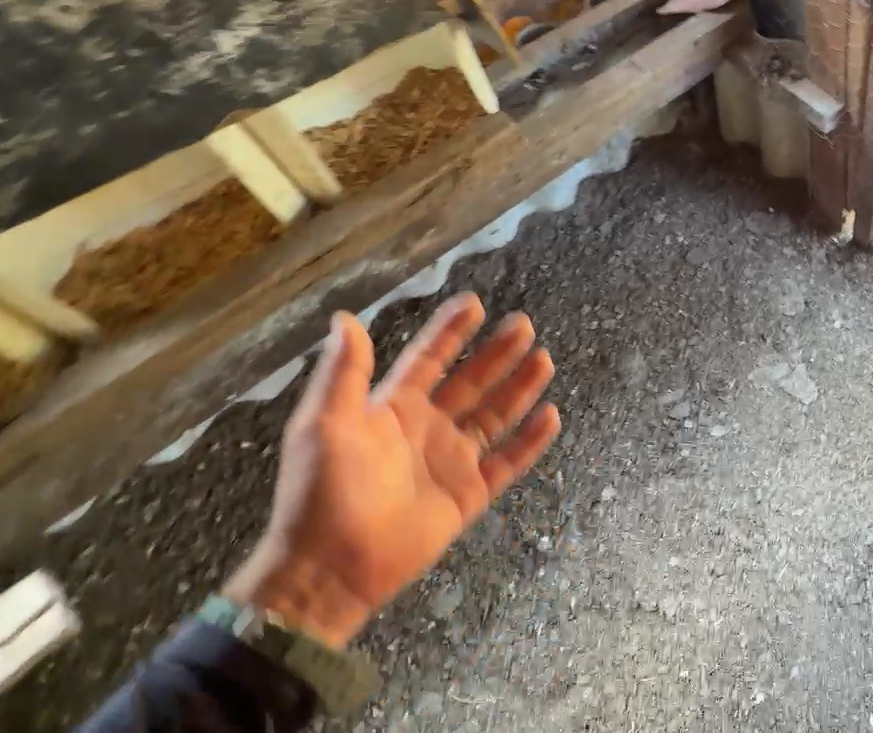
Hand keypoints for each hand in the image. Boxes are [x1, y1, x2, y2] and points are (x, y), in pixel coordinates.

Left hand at [222, 293, 561, 647]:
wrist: (330, 567)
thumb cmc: (322, 490)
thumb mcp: (324, 424)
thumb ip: (344, 372)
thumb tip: (344, 318)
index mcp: (392, 410)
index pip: (429, 360)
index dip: (450, 332)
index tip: (475, 304)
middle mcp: (427, 429)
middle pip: (472, 382)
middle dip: (497, 352)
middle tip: (523, 324)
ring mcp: (451, 461)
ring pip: (496, 416)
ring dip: (520, 387)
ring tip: (544, 359)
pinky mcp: (470, 494)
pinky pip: (508, 461)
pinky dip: (530, 440)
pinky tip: (550, 415)